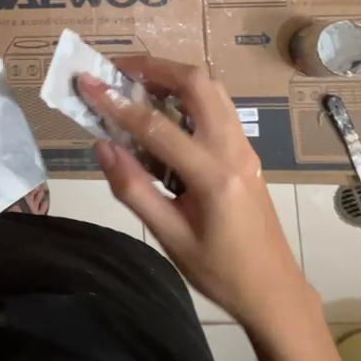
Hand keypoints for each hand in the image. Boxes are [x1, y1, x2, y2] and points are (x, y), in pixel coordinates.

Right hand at [78, 59, 312, 331]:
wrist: (274, 293)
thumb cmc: (220, 272)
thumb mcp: (170, 237)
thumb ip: (133, 189)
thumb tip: (102, 145)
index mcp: (213, 176)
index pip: (156, 126)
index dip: (116, 102)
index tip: (86, 82)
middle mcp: (233, 150)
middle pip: (197, 84)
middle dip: (153, 68)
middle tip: (115, 71)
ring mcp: (243, 147)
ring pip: (211, 89)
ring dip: (172, 75)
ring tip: (135, 83)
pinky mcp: (244, 151)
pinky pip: (216, 106)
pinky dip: (186, 93)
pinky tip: (162, 109)